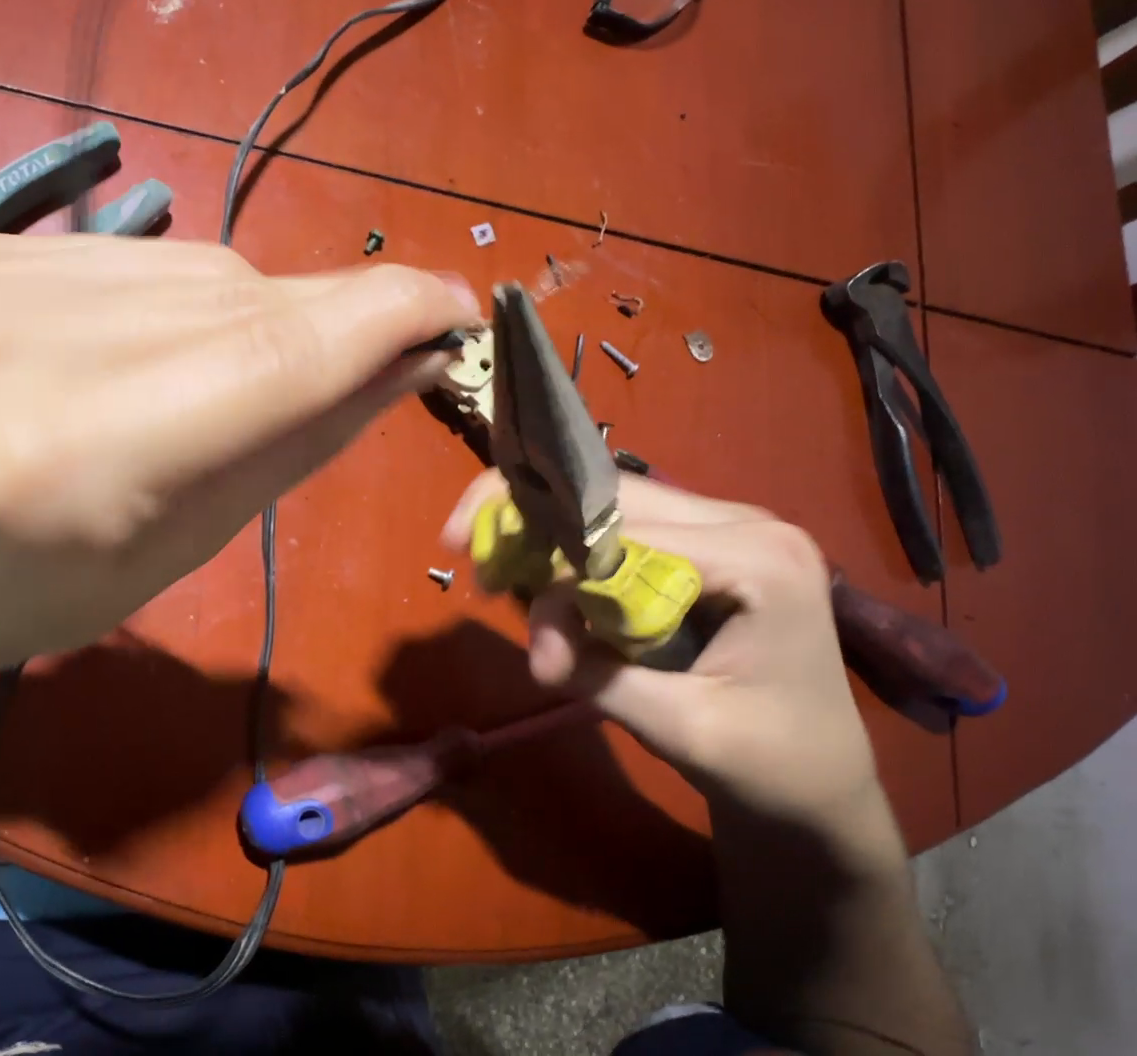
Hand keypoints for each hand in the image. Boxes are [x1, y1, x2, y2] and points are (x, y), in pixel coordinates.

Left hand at [0, 234, 478, 667]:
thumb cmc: (79, 581)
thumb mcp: (204, 534)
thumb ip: (307, 434)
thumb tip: (415, 349)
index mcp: (67, 457)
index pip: (263, 360)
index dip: (375, 322)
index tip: (455, 306)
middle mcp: (13, 354)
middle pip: (232, 308)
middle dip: (321, 324)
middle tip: (368, 351)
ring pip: (191, 269)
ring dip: (245, 314)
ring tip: (220, 381)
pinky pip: (136, 257)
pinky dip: (175, 297)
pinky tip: (148, 352)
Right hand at [442, 473, 886, 834]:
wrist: (817, 782)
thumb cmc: (770, 762)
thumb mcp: (681, 728)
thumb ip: (602, 677)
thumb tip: (532, 654)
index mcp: (759, 559)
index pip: (630, 534)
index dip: (554, 563)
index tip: (491, 594)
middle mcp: (743, 522)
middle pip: (610, 495)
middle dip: (530, 518)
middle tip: (460, 546)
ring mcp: (722, 528)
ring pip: (605, 506)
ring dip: (541, 534)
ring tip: (493, 574)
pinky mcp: (699, 546)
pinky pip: (616, 530)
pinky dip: (564, 552)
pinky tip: (532, 579)